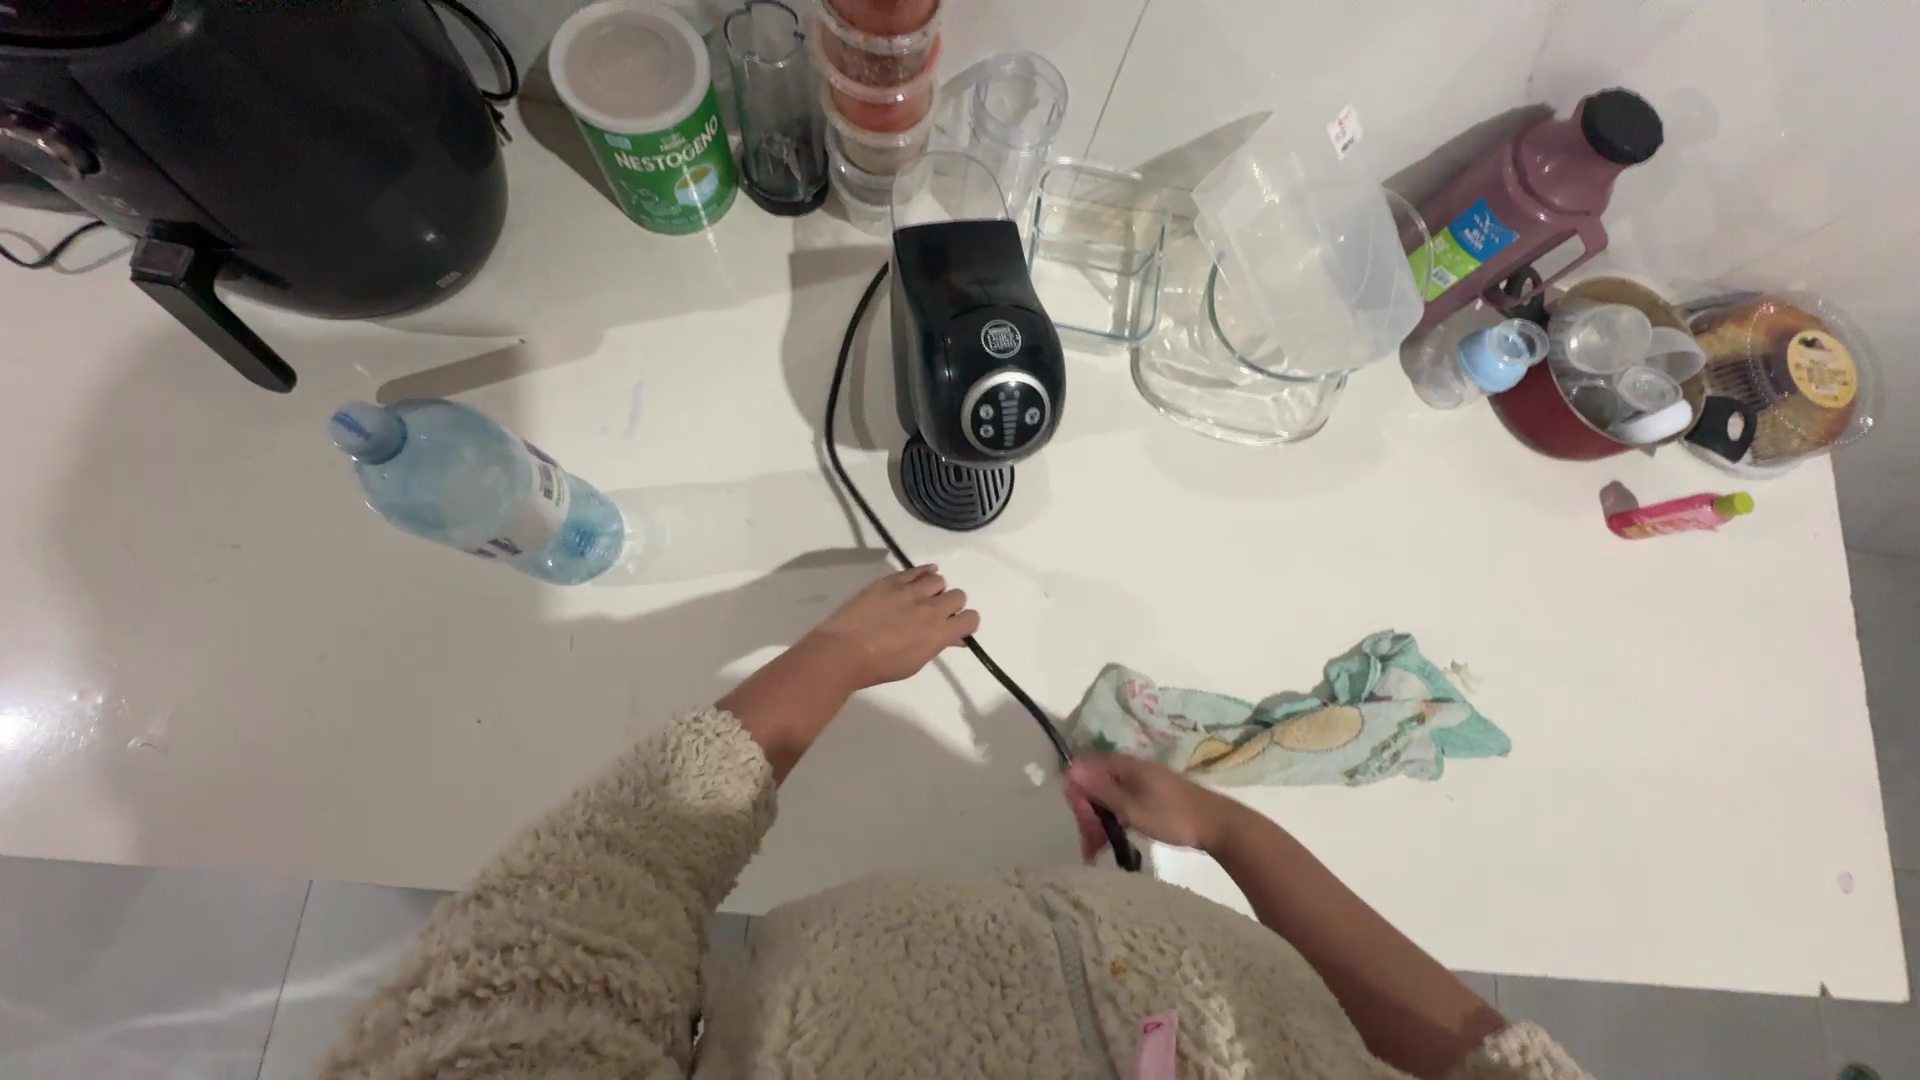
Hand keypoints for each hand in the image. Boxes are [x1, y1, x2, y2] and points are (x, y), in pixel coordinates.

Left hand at [801, 565, 978, 690]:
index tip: (956, 626)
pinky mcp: (891, 580)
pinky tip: (924, 574)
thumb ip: (937, 645)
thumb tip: (954, 638)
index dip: (966, 622)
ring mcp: (910, 591)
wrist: (843, 652)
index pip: (971, 619)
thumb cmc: (880, 667)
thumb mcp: (915, 662)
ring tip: (921, 597)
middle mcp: (931, 609)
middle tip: (936, 613)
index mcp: (939, 634)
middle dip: (951, 604)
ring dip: (935, 589)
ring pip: (938, 579)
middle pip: (958, 596)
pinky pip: (917, 570)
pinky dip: (924, 571)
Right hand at [1065, 755, 1243, 860]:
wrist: (1217, 825)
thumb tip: (1070, 769)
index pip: (1085, 771)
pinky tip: (1112, 841)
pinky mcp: (1149, 796)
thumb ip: (1101, 790)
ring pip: (1108, 798)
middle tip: (1089, 847)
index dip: (1078, 795)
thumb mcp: (1132, 808)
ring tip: (1095, 852)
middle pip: (1095, 786)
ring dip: (1098, 822)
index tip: (1082, 822)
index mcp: (1123, 766)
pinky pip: (1121, 804)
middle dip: (1088, 815)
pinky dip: (1113, 821)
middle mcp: (1129, 769)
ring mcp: (1140, 782)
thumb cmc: (1172, 816)